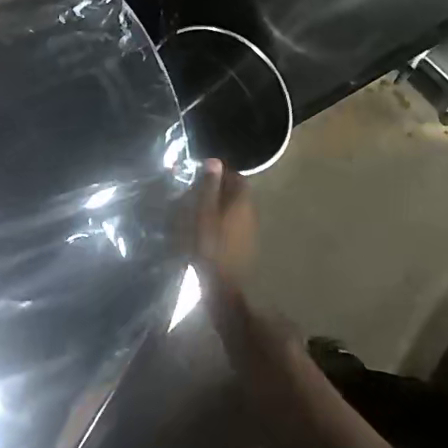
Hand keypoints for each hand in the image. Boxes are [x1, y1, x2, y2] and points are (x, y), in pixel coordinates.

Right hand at [192, 159, 256, 296]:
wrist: (225, 286)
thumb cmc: (211, 246)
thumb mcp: (204, 213)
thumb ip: (209, 187)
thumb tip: (214, 161)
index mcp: (242, 200)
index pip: (235, 176)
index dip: (218, 173)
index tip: (199, 177)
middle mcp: (251, 211)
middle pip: (236, 192)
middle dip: (218, 189)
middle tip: (196, 193)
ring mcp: (251, 229)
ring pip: (235, 208)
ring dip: (220, 206)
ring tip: (198, 211)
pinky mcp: (247, 243)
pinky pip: (234, 223)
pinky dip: (222, 220)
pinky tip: (207, 229)